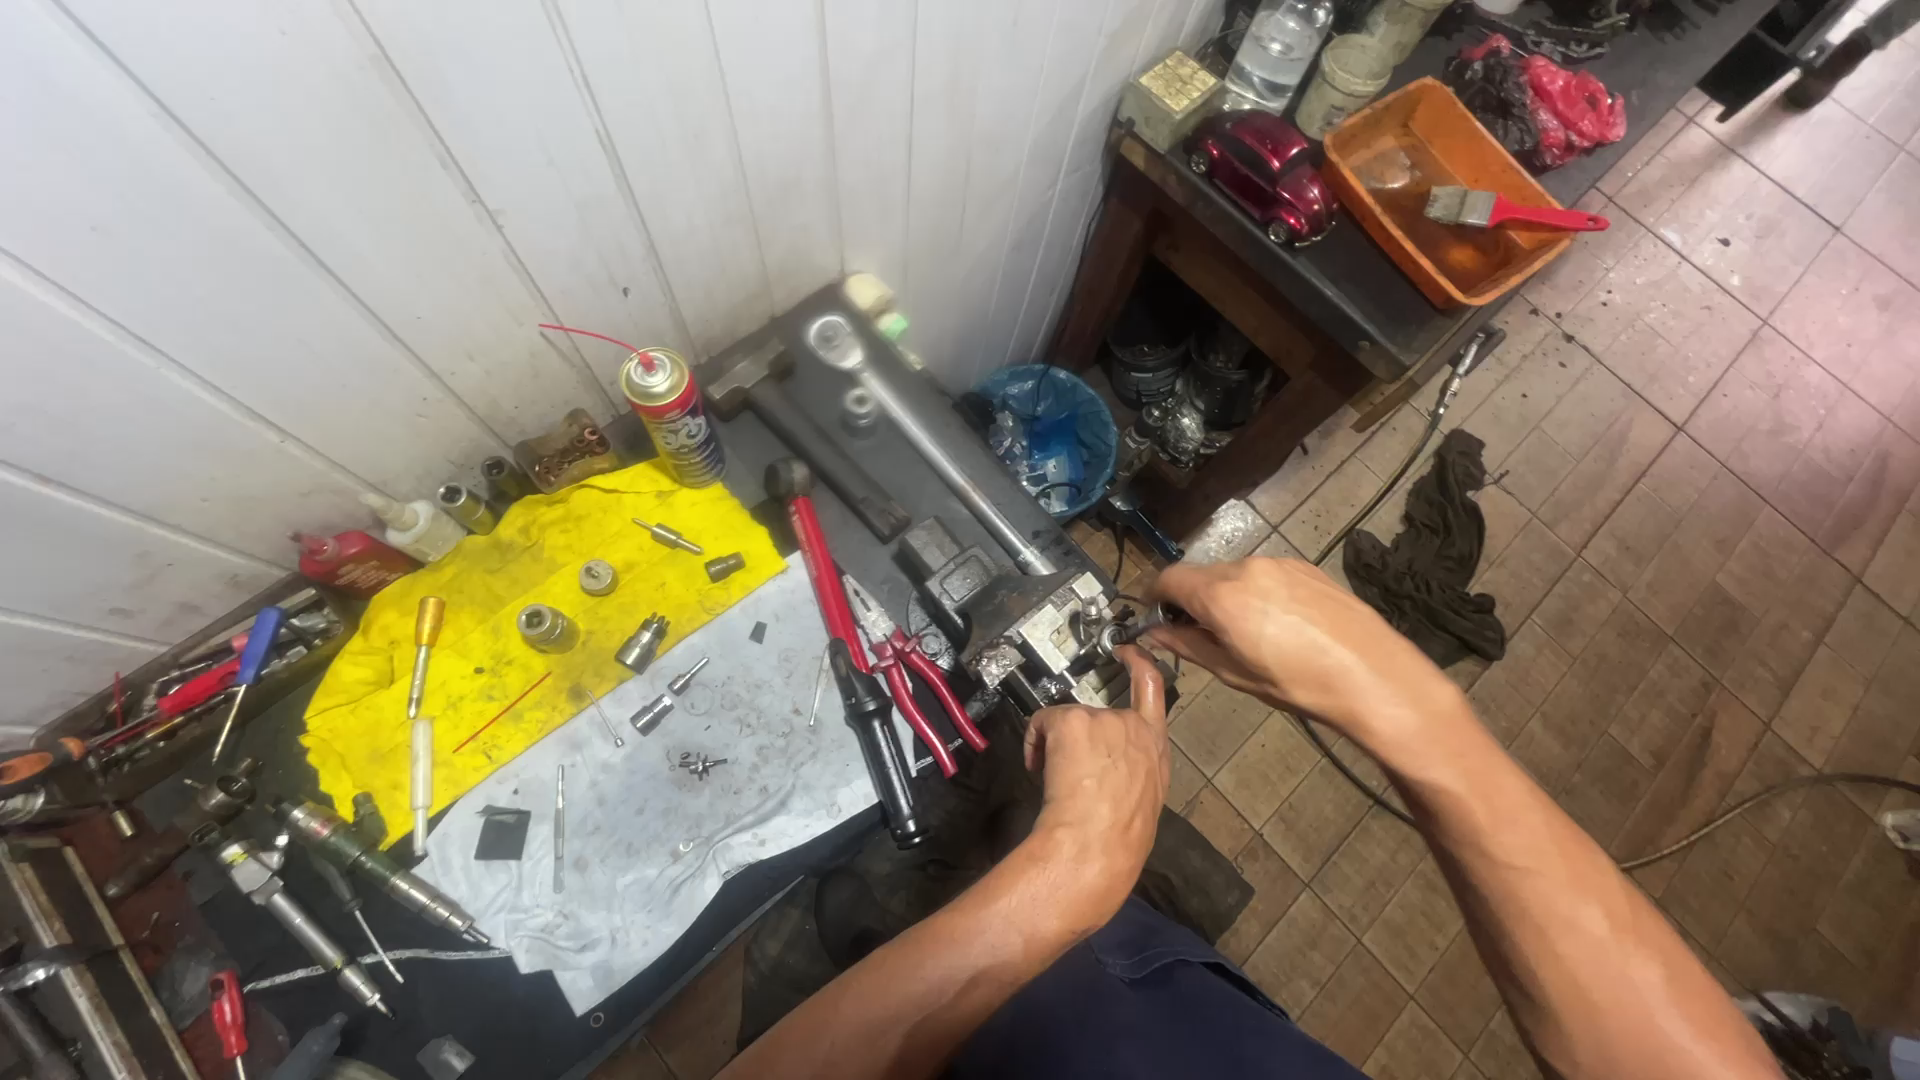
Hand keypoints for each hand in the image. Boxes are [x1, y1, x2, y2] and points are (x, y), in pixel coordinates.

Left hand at [1020, 646, 1167, 913]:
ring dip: (1058, 745)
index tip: (1125, 651)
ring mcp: (1104, 719)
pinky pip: (1043, 722)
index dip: (1139, 664)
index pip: (1154, 689)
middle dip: (1079, 739)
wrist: (1097, 846)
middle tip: (1069, 770)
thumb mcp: (1143, 799)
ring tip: (1059, 782)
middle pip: (1098, 714)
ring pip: (1069, 721)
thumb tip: (1113, 770)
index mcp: (1156, 748)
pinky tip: (1038, 770)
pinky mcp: (1074, 720)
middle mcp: (1134, 727)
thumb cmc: (1118, 839)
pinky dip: (1035, 743)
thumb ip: (1134, 771)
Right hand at [1148, 557, 1464, 745]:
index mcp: (1221, 594)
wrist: (1374, 676)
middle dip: (1192, 600)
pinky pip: (1264, 574)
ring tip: (1247, 633)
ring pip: (1233, 574)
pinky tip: (1278, 625)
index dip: (1155, 597)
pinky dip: (1255, 592)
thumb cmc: (1298, 683)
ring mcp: (1279, 563)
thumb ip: (1188, 645)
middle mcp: (1245, 567)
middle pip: (1200, 575)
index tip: (1158, 619)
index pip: (1168, 578)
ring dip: (1225, 596)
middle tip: (1202, 635)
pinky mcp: (1306, 567)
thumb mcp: (1234, 672)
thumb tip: (1155, 632)